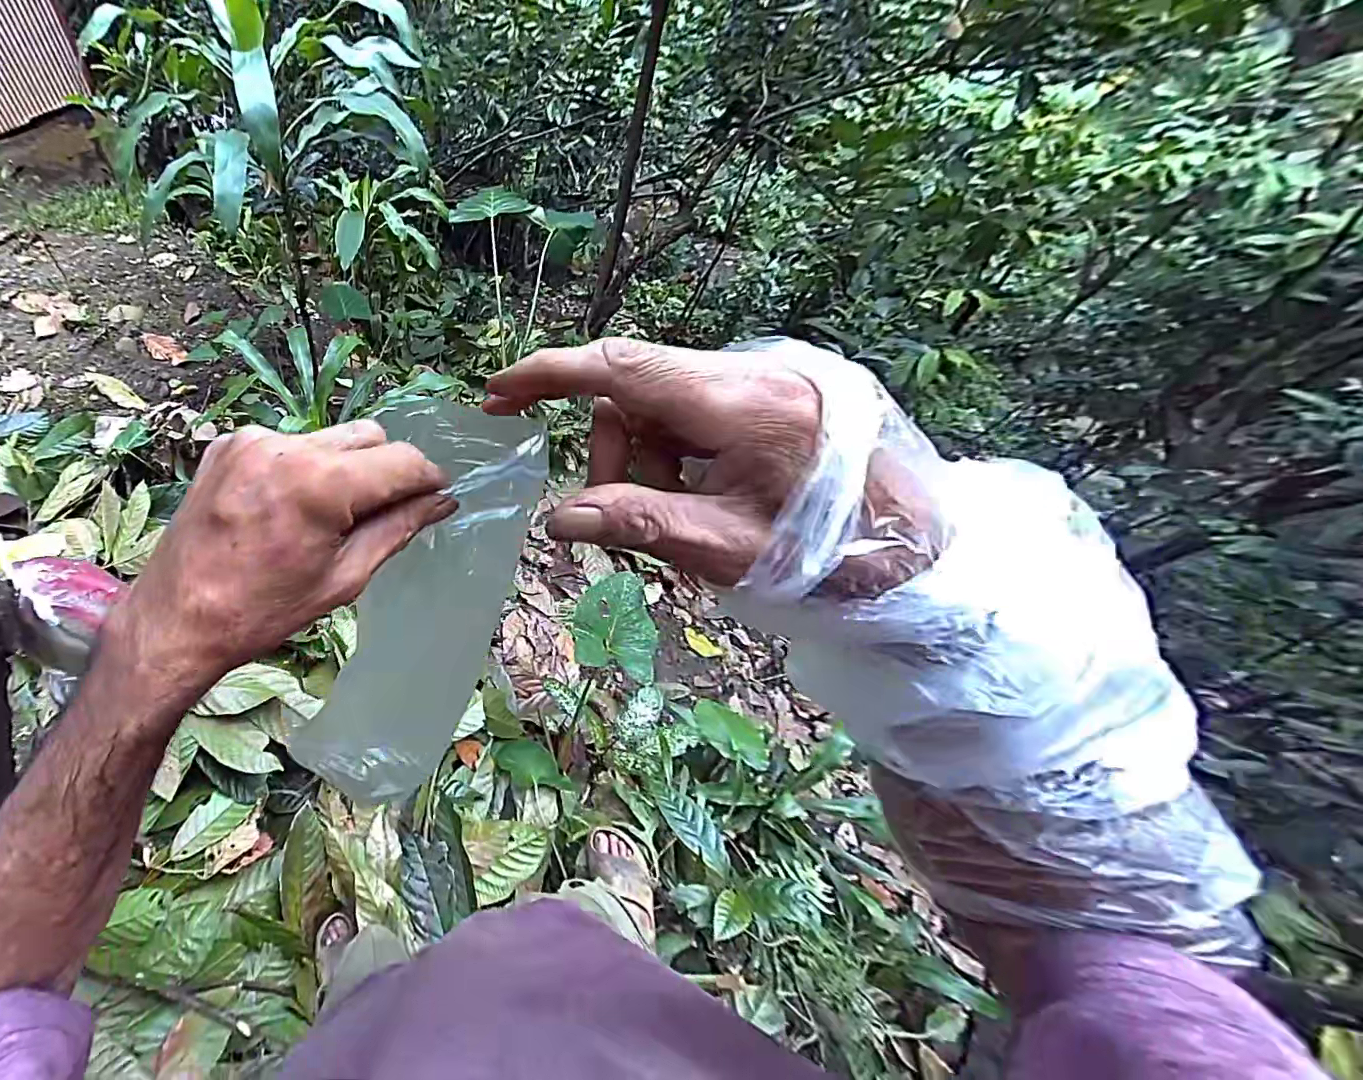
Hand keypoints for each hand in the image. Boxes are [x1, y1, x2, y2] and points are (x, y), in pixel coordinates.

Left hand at [107, 421, 452, 687]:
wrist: (176, 617)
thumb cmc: (262, 611)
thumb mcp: (343, 578)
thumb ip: (397, 529)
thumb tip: (441, 502)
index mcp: (318, 484)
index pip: (402, 459)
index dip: (427, 478)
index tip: (436, 497)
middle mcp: (285, 446)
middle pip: (369, 436)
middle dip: (387, 470)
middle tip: (380, 514)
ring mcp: (251, 440)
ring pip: (331, 437)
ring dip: (346, 468)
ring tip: (329, 515)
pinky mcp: (228, 443)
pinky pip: (290, 444)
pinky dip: (305, 467)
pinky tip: (290, 505)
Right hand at [483, 337, 932, 595]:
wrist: (924, 547)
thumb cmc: (832, 552)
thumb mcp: (725, 548)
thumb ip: (639, 524)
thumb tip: (559, 519)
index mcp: (740, 404)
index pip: (622, 368)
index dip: (550, 375)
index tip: (499, 393)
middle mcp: (747, 374)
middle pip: (631, 393)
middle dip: (614, 452)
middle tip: (627, 511)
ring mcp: (757, 381)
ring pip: (654, 407)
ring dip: (645, 460)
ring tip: (683, 512)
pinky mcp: (761, 395)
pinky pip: (684, 414)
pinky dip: (673, 455)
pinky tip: (704, 492)